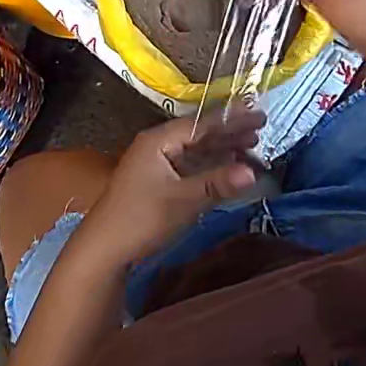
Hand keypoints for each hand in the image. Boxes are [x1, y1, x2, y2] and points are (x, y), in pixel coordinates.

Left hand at [80, 111, 262, 263]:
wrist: (104, 250)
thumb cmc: (141, 219)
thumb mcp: (183, 200)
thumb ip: (218, 183)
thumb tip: (253, 172)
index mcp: (159, 140)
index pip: (202, 123)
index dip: (232, 120)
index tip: (259, 115)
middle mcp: (157, 145)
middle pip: (199, 133)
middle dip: (230, 132)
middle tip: (261, 129)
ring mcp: (156, 163)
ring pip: (196, 150)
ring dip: (222, 148)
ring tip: (252, 147)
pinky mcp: (158, 180)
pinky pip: (190, 165)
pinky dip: (210, 165)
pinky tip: (228, 168)